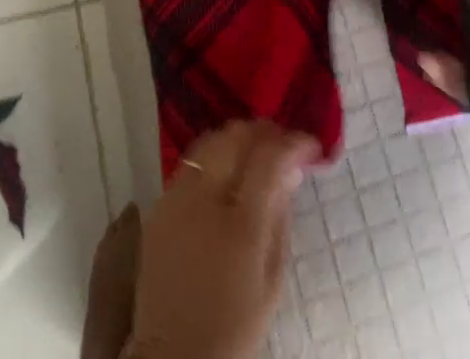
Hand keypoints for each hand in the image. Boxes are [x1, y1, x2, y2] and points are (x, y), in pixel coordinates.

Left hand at [125, 120, 320, 358]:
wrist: (174, 355)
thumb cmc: (235, 324)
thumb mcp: (273, 278)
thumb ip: (280, 217)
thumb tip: (291, 171)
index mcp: (239, 226)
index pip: (269, 158)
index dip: (294, 142)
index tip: (312, 146)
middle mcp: (202, 203)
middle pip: (235, 138)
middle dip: (266, 132)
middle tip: (285, 145)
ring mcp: (174, 202)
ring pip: (209, 143)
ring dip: (238, 140)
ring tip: (257, 154)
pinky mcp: (157, 210)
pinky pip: (189, 165)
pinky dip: (213, 157)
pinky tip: (227, 175)